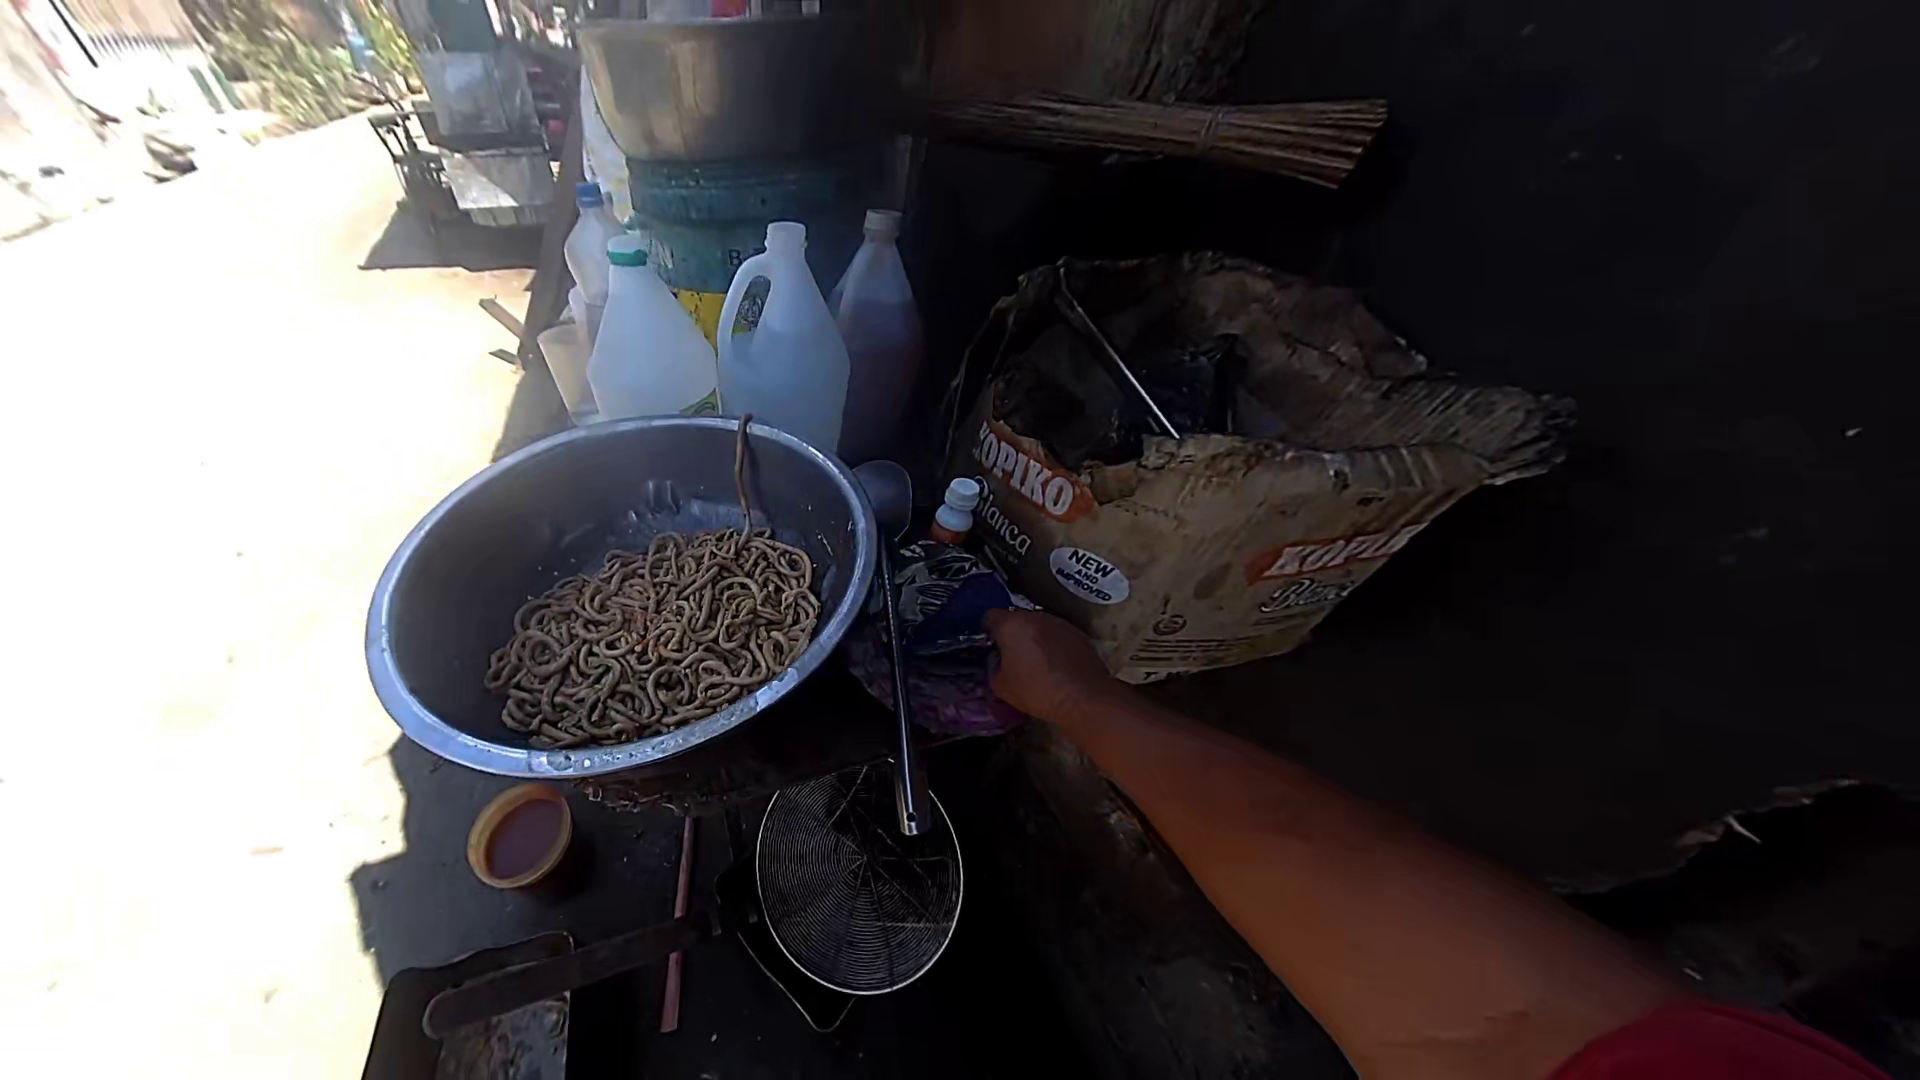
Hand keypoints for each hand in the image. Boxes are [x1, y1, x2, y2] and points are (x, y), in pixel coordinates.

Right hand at [981, 608, 1122, 724]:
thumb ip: (995, 670)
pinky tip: (1056, 664)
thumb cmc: (1038, 691)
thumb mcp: (1002, 688)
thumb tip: (1000, 665)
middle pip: (1016, 619)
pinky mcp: (1077, 632)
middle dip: (1012, 634)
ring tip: (1037, 661)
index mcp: (1011, 625)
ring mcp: (1059, 622)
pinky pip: (1057, 634)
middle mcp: (1035, 616)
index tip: (990, 645)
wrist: (1084, 697)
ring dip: (1034, 638)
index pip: (991, 616)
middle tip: (1012, 656)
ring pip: (1038, 625)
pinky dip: (1053, 644)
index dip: (987, 630)